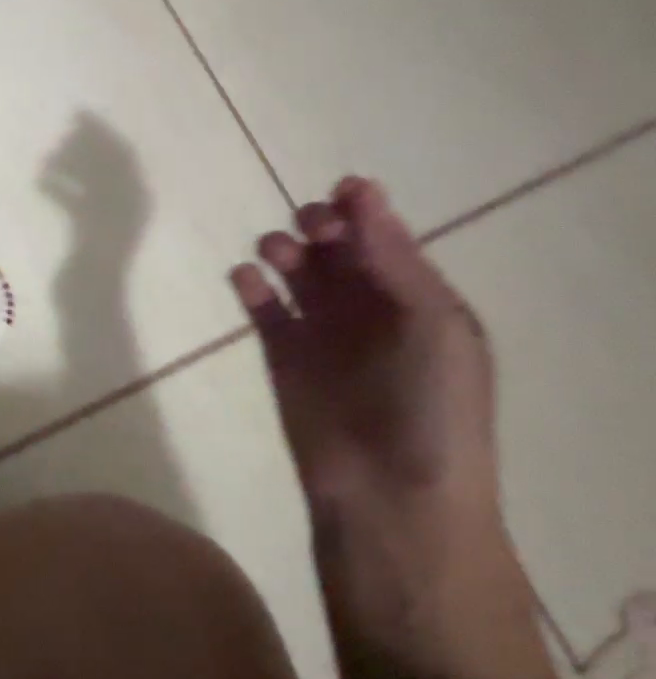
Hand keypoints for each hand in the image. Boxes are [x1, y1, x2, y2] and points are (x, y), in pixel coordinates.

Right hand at [229, 178, 497, 521]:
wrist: (390, 488)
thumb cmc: (430, 404)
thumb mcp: (431, 323)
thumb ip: (392, 259)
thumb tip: (359, 192)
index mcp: (420, 301)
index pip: (386, 241)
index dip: (364, 211)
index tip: (341, 190)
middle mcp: (370, 310)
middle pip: (337, 251)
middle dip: (320, 228)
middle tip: (308, 227)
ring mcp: (323, 333)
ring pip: (296, 274)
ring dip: (284, 252)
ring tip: (276, 254)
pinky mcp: (281, 354)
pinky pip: (262, 308)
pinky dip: (250, 287)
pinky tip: (246, 278)